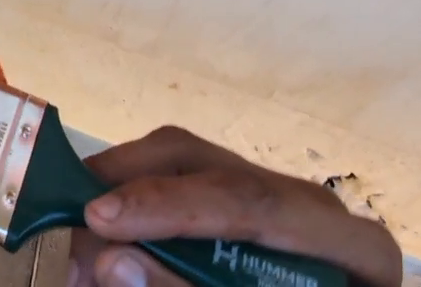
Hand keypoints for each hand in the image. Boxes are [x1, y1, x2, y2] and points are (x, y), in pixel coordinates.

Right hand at [69, 126, 401, 286]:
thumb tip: (111, 261)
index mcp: (349, 246)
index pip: (253, 202)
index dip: (169, 206)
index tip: (99, 219)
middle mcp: (306, 204)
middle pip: (202, 163)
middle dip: (127, 188)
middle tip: (70, 228)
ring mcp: (268, 196)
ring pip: (177, 158)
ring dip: (117, 192)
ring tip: (77, 244)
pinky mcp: (234, 203)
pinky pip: (171, 177)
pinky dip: (129, 203)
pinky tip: (98, 230)